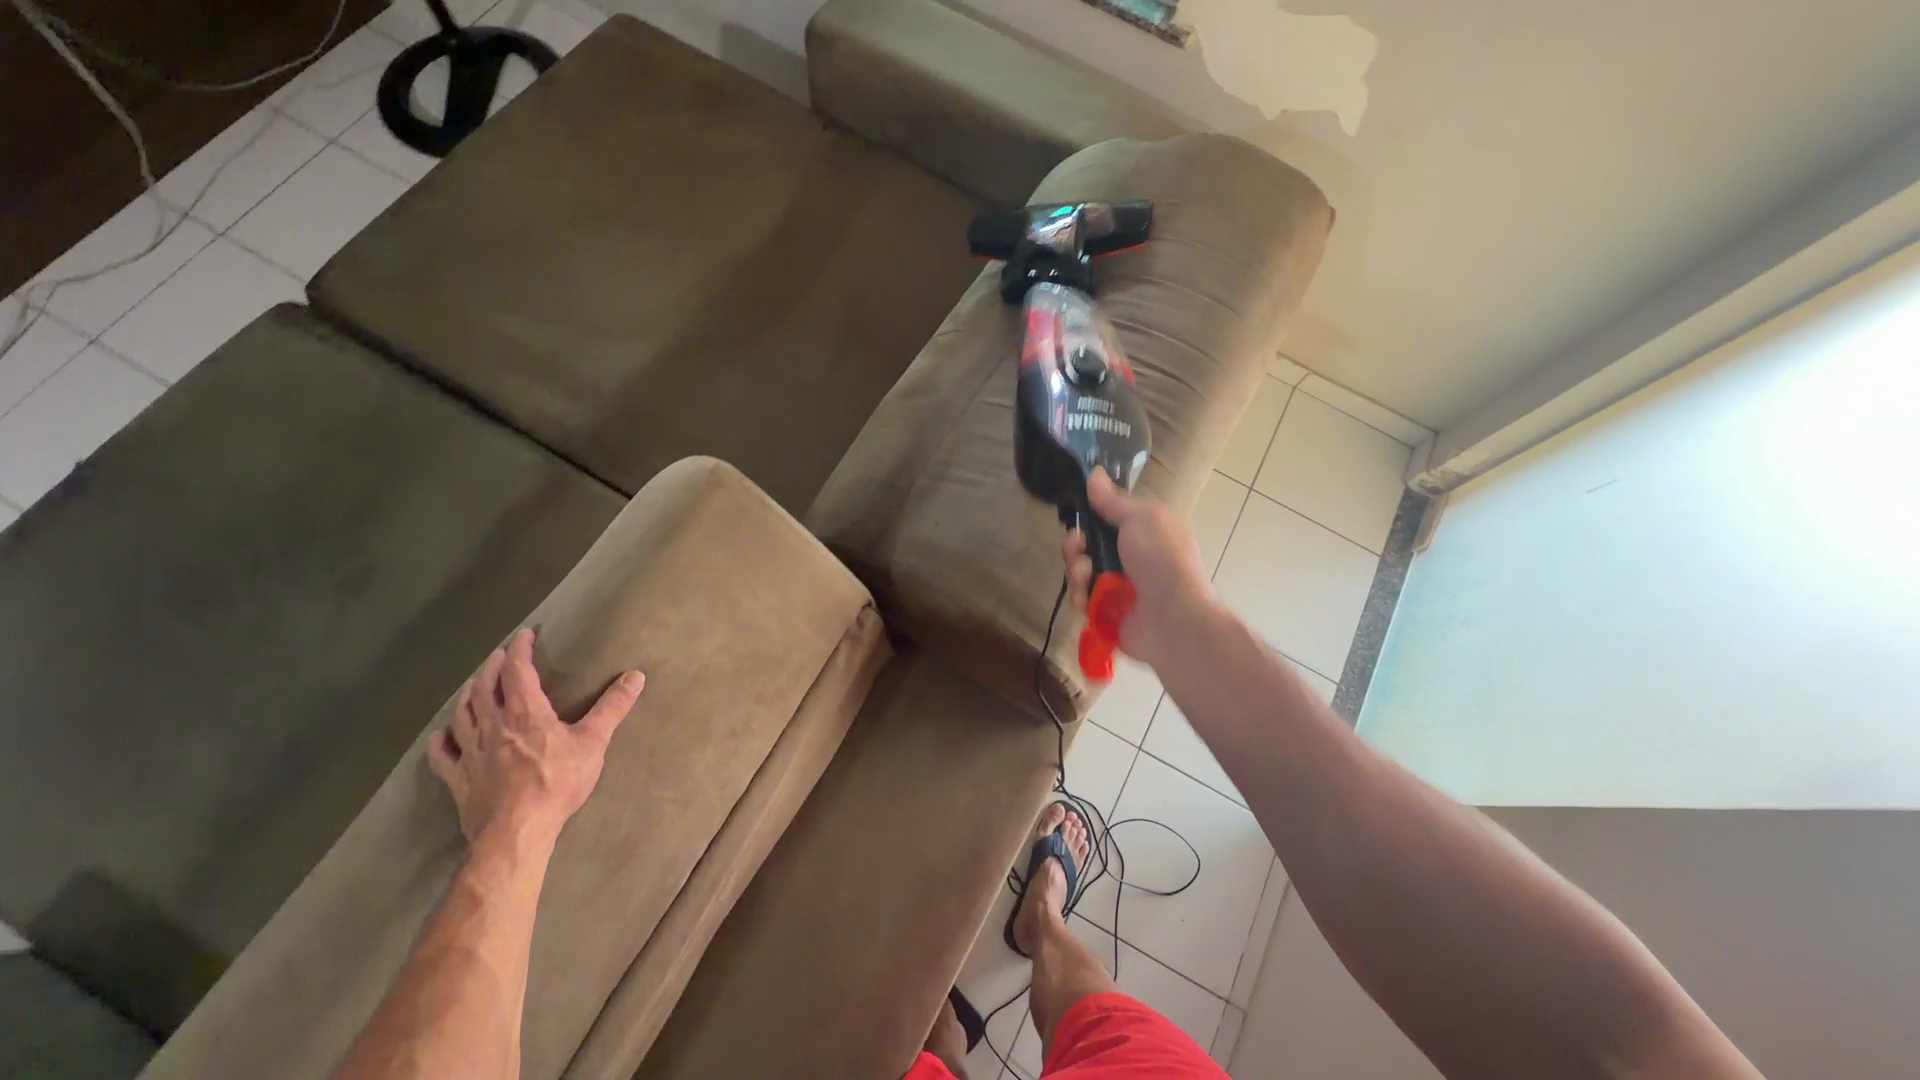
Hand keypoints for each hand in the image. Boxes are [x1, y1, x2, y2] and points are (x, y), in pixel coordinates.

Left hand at [427, 628, 644, 844]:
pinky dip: (440, 742)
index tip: (524, 635)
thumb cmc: (557, 782)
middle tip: (498, 657)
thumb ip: (612, 708)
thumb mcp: (593, 743)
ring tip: (472, 687)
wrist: (517, 830)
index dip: (519, 649)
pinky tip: (441, 736)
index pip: (516, 670)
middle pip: (484, 688)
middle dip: (491, 668)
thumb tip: (636, 676)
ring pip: (461, 715)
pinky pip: (442, 756)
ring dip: (467, 696)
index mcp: (524, 712)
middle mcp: (492, 725)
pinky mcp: (459, 779)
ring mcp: (471, 752)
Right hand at [1062, 469, 1219, 668]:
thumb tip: (1094, 473)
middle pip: (1087, 546)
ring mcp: (1118, 588)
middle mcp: (1130, 559)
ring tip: (1086, 575)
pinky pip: (1081, 599)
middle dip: (1076, 544)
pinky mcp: (1106, 613)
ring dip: (1076, 570)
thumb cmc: (1162, 560)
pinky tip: (1087, 598)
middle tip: (1078, 546)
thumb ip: (1114, 500)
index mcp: (1144, 534)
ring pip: (1080, 572)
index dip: (1089, 516)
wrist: (1173, 619)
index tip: (1079, 514)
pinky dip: (1080, 596)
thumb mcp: (1142, 518)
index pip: (1107, 520)